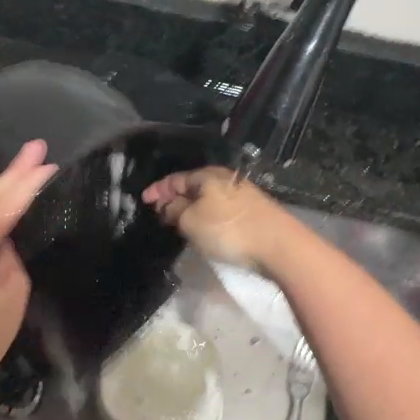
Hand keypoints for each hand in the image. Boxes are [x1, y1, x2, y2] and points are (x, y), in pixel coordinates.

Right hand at [142, 167, 306, 269]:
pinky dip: (204, 215)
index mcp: (207, 175)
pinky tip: (201, 227)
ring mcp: (240, 195)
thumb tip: (167, 205)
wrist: (277, 244)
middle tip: (159, 212)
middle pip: (192, 186)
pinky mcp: (250, 211)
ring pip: (206, 198)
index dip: (157, 189)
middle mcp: (224, 179)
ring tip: (177, 222)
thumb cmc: (228, 229)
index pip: (175, 178)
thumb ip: (174, 210)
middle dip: (174, 198)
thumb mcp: (191, 220)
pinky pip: (218, 209)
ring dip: (190, 208)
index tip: (143, 200)